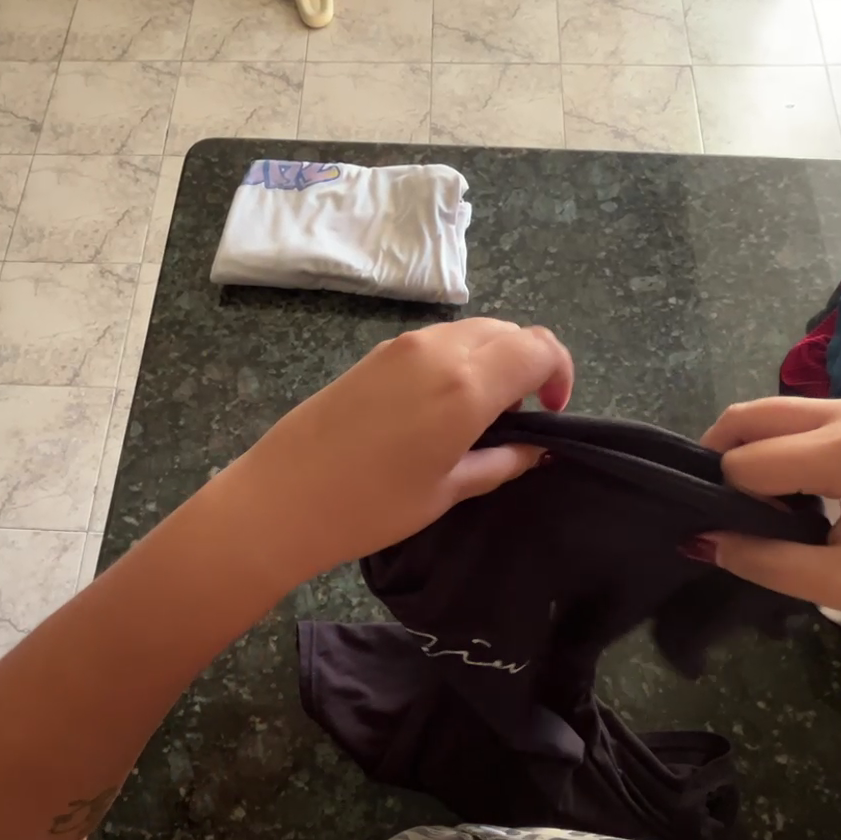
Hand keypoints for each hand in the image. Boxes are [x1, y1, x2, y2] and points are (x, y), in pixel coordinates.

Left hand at [213, 317, 572, 582]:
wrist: (281, 500)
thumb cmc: (370, 507)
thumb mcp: (446, 491)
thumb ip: (501, 462)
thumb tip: (538, 449)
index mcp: (465, 384)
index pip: (539, 348)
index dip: (559, 374)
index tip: (552, 413)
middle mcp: (438, 350)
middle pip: (507, 332)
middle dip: (527, 366)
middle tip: (515, 420)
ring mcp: (400, 347)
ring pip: (469, 333)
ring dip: (490, 362)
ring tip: (475, 418)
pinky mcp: (373, 355)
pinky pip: (434, 343)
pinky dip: (455, 362)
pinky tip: (436, 408)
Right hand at [697, 396, 840, 621]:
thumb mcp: (837, 583)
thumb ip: (758, 560)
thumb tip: (699, 540)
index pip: (744, 463)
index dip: (732, 503)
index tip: (756, 537)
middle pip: (746, 417)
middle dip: (722, 460)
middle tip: (730, 508)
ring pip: (769, 412)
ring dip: (750, 451)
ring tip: (770, 502)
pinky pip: (797, 416)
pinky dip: (777, 444)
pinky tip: (798, 487)